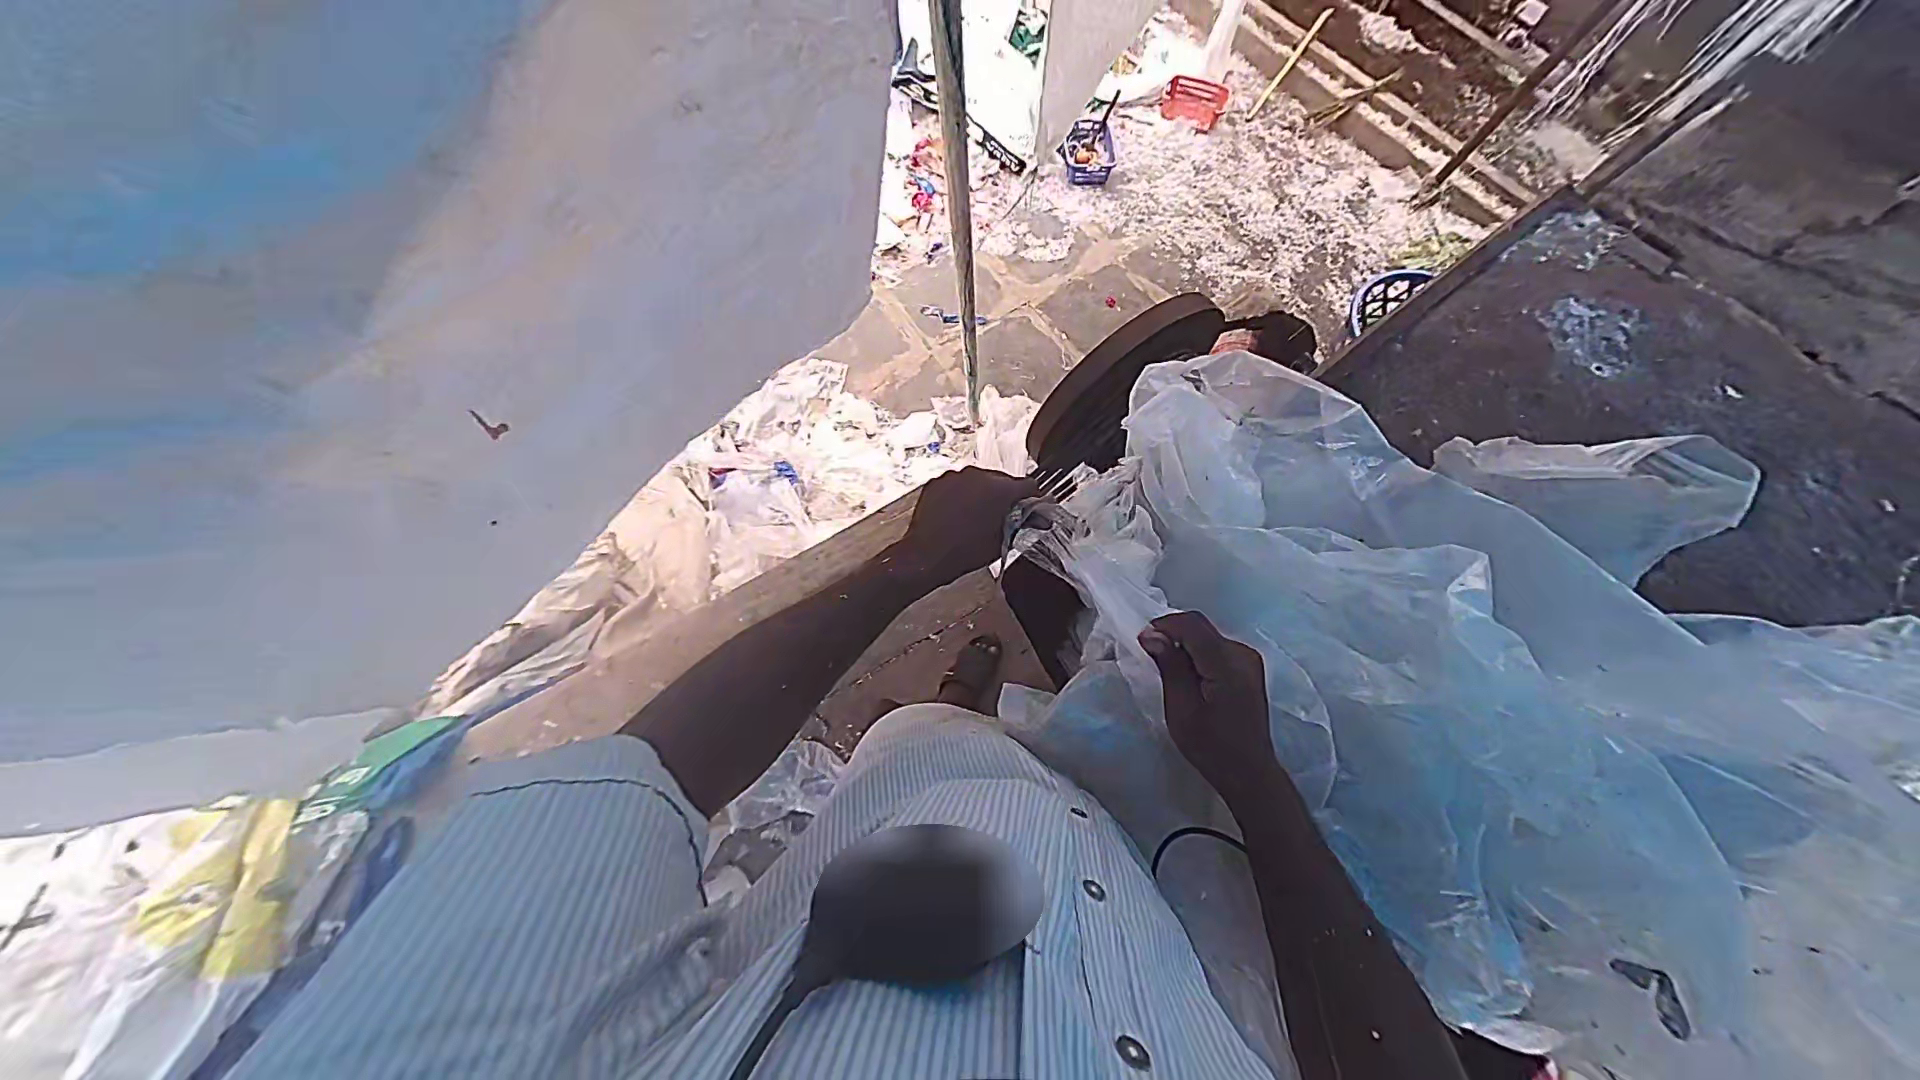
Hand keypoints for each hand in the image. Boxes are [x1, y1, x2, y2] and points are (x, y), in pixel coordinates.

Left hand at [887, 467, 1038, 586]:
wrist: (928, 555)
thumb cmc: (964, 551)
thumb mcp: (1002, 540)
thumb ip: (1022, 524)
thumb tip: (1037, 520)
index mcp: (1001, 490)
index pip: (1028, 485)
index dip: (1032, 498)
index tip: (1030, 506)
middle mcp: (980, 476)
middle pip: (1003, 481)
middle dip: (1004, 497)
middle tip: (1002, 516)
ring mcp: (957, 477)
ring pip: (978, 481)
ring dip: (981, 494)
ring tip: (976, 517)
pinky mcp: (939, 481)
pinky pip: (957, 484)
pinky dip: (960, 495)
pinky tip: (958, 514)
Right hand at [1140, 611, 1282, 806]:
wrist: (1249, 773)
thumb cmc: (1211, 747)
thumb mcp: (1181, 709)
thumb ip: (1170, 666)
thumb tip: (1151, 633)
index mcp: (1228, 664)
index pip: (1192, 625)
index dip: (1163, 626)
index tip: (1142, 641)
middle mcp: (1243, 654)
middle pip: (1200, 628)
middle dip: (1172, 634)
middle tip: (1151, 656)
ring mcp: (1248, 659)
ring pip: (1206, 636)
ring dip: (1183, 644)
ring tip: (1168, 670)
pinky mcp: (1247, 667)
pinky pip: (1215, 647)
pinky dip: (1196, 653)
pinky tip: (1188, 676)